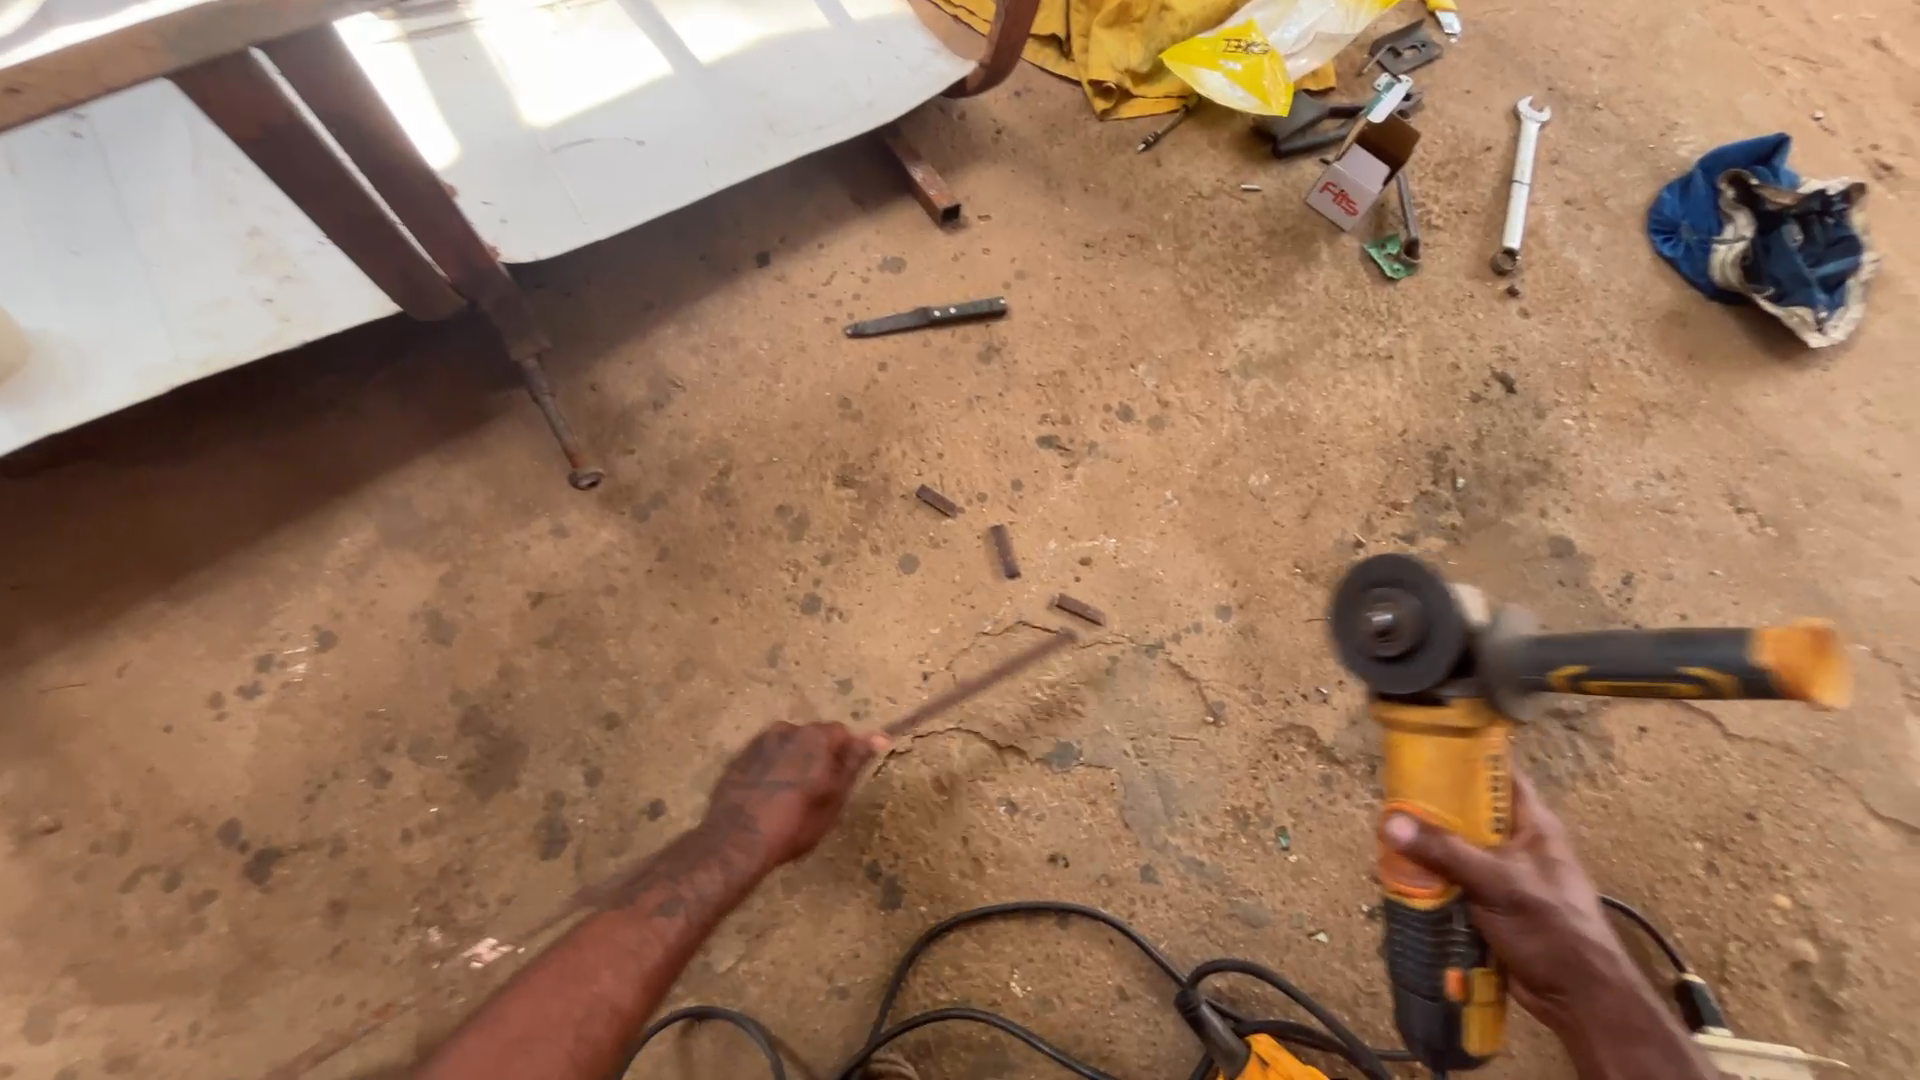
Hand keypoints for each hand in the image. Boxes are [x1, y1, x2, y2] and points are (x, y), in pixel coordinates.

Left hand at [700, 722, 886, 872]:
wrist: (735, 840)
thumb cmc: (795, 822)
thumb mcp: (835, 797)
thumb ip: (855, 762)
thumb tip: (880, 735)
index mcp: (815, 736)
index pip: (843, 734)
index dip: (845, 757)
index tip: (841, 782)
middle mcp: (787, 729)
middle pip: (814, 737)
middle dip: (819, 757)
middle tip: (818, 792)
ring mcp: (759, 741)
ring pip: (789, 746)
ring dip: (795, 761)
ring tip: (790, 796)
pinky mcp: (739, 757)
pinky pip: (766, 757)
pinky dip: (772, 769)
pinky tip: (768, 796)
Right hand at [1381, 773, 1640, 1034]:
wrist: (1581, 998)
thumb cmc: (1554, 928)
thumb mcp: (1497, 882)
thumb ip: (1444, 851)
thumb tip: (1389, 822)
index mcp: (1534, 825)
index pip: (1500, 775)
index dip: (1466, 758)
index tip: (1425, 748)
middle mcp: (1518, 843)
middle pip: (1468, 811)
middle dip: (1432, 807)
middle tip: (1393, 798)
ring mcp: (1505, 874)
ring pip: (1456, 847)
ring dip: (1426, 846)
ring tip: (1389, 838)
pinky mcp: (1491, 902)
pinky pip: (1453, 878)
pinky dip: (1429, 876)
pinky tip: (1403, 875)